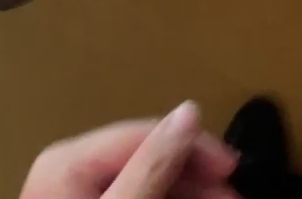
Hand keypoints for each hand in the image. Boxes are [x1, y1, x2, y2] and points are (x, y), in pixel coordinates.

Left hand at [21, 102, 240, 198]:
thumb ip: (152, 168)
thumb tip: (190, 111)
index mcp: (69, 162)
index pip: (146, 133)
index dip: (195, 146)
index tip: (232, 170)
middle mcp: (72, 172)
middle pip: (151, 159)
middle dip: (196, 181)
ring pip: (150, 184)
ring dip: (189, 197)